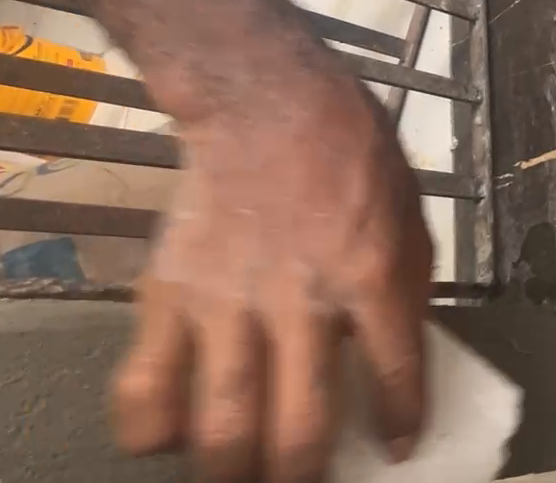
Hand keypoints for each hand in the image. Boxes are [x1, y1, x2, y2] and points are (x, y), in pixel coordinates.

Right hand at [111, 66, 432, 481]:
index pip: (394, 371)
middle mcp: (302, 298)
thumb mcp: (410, 214)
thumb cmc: (358, 157)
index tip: (398, 447)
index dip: (400, 421)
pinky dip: (154, 433)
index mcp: (374, 271)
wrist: (272, 109)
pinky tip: (177, 435)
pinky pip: (144, 392)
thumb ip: (406, 285)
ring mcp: (227, 302)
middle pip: (296, 426)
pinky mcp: (167, 296)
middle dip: (306, 476)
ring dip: (236, 472)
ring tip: (251, 476)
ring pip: (220, 428)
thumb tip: (398, 351)